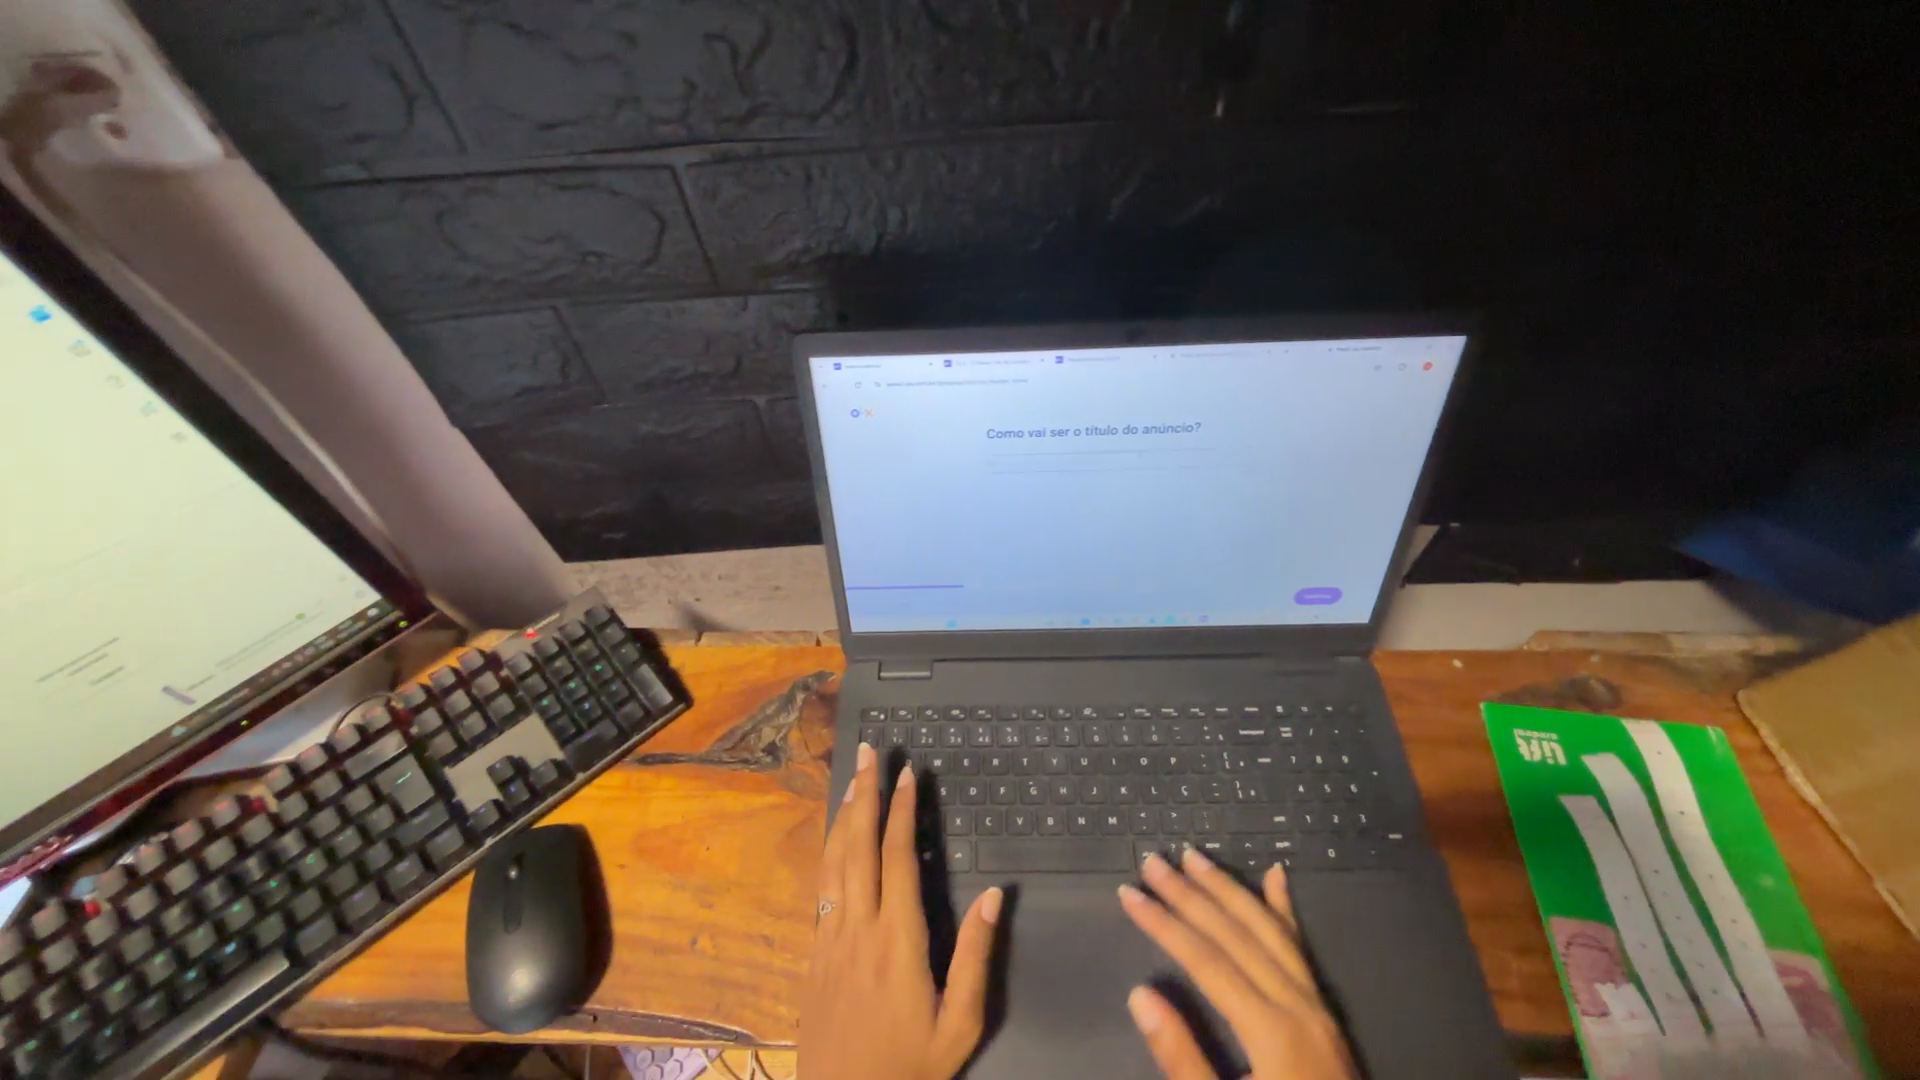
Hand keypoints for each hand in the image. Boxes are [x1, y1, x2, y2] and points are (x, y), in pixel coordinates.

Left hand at [800, 742, 1003, 1079]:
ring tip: (854, 779)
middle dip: (865, 794)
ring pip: (834, 860)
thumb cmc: (910, 1065)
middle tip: (872, 753)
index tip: (908, 775)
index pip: (898, 858)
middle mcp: (858, 927)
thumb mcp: (960, 1024)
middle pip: (859, 845)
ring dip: (844, 814)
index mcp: (898, 940)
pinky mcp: (814, 951)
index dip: (901, 811)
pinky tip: (835, 835)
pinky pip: (820, 886)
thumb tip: (994, 895)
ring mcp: (830, 937)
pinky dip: (829, 849)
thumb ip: (976, 957)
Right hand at [1119, 851, 1357, 1079]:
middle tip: (1153, 860)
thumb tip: (1140, 993)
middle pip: (1235, 933)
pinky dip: (1285, 910)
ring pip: (1268, 930)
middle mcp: (1298, 1005)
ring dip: (1229, 890)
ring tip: (1195, 857)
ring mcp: (1317, 1006)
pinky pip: (1302, 949)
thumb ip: (1184, 1059)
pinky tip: (1275, 877)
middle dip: (1190, 894)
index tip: (1128, 893)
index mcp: (1271, 1032)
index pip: (1205, 959)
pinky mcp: (1326, 1014)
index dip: (1163, 923)